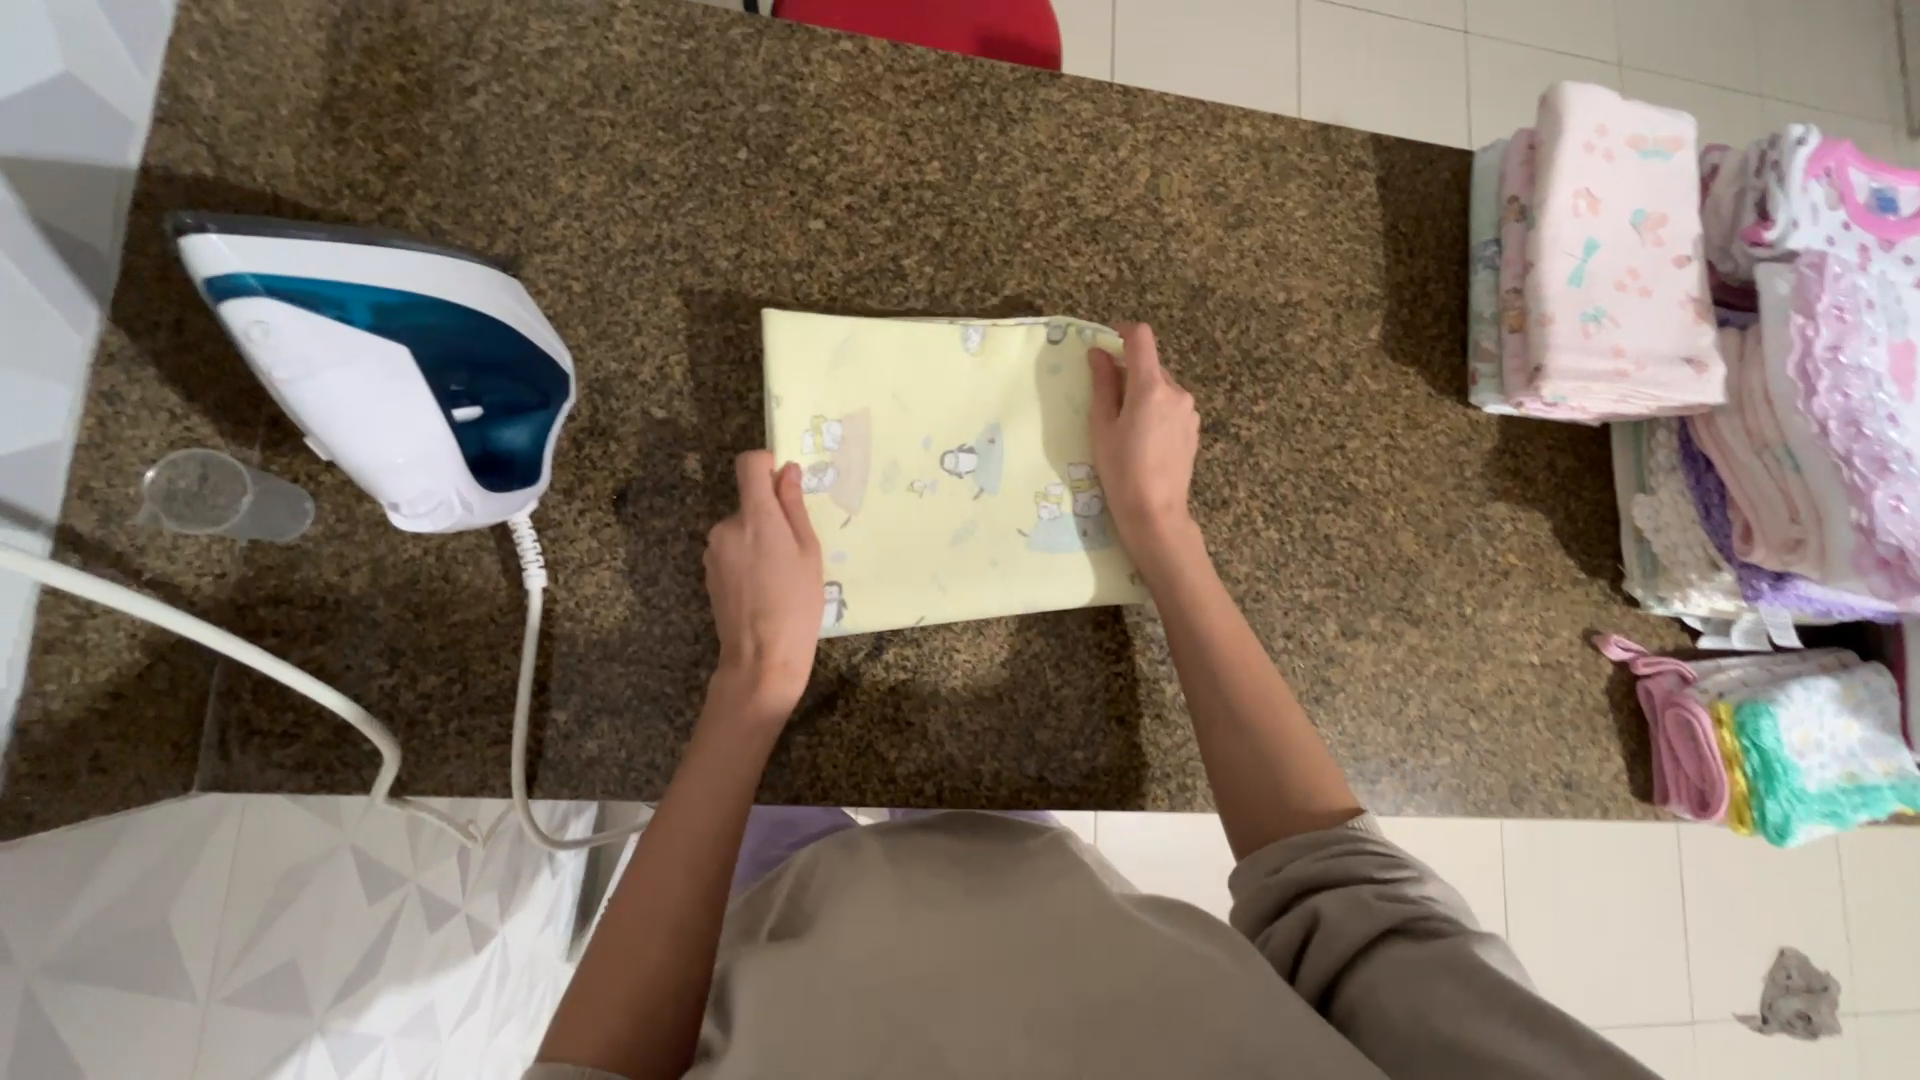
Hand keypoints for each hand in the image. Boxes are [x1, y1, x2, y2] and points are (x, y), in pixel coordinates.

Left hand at [703, 451, 822, 721]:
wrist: (762, 656)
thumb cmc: (797, 603)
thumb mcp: (809, 552)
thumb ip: (794, 507)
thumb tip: (788, 472)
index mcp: (755, 517)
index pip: (748, 464)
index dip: (766, 463)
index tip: (784, 479)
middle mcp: (726, 526)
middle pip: (748, 502)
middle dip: (770, 514)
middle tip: (795, 548)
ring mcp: (713, 550)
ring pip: (740, 528)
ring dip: (758, 539)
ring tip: (780, 574)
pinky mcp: (709, 572)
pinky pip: (731, 550)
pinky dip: (747, 558)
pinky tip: (763, 586)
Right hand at [1088, 322, 1202, 569]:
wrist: (1155, 512)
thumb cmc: (1120, 470)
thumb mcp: (1101, 426)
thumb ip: (1101, 385)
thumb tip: (1098, 353)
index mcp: (1150, 387)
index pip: (1141, 338)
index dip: (1122, 331)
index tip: (1106, 340)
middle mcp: (1176, 391)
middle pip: (1150, 364)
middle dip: (1128, 370)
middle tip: (1104, 397)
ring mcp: (1189, 410)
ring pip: (1161, 386)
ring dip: (1141, 392)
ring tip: (1123, 424)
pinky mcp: (1193, 428)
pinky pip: (1171, 406)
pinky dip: (1154, 409)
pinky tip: (1142, 438)